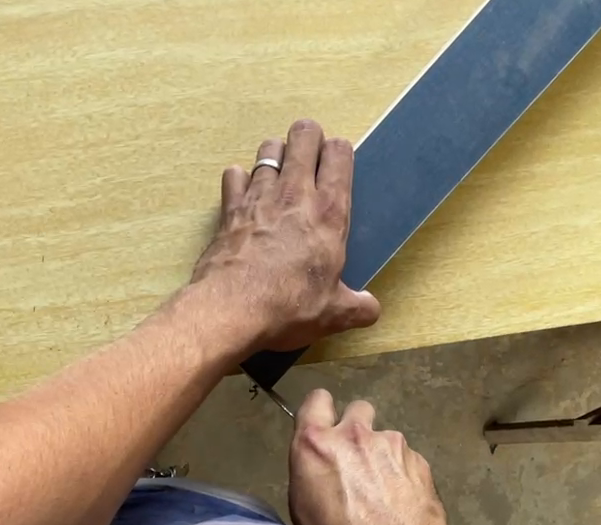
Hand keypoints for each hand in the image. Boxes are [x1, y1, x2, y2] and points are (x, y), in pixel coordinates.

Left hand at [188, 119, 381, 352]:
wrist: (233, 309)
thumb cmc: (288, 307)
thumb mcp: (333, 314)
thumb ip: (357, 308)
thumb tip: (371, 310)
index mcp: (329, 212)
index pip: (339, 153)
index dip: (338, 153)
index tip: (335, 170)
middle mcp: (295, 193)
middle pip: (304, 134)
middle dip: (309, 140)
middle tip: (308, 164)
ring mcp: (259, 196)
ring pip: (269, 148)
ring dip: (275, 156)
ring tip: (277, 179)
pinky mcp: (230, 208)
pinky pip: (234, 175)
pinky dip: (239, 181)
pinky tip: (244, 199)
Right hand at [288, 389, 466, 524]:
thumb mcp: (302, 509)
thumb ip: (308, 471)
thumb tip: (317, 464)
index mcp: (316, 443)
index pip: (316, 400)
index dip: (320, 413)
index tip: (323, 429)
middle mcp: (354, 434)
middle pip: (356, 410)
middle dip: (355, 430)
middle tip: (354, 462)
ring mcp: (391, 443)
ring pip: (384, 438)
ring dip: (380, 456)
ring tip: (380, 493)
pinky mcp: (419, 458)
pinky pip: (405, 458)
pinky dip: (402, 473)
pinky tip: (400, 502)